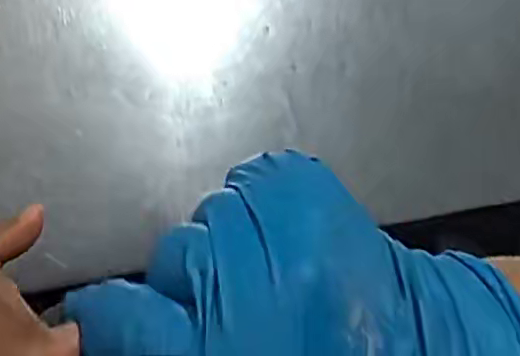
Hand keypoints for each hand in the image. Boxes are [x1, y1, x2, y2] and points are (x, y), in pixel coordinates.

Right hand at [62, 152, 519, 355]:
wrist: (423, 343)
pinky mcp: (304, 181)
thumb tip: (112, 340)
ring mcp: (278, 221)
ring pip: (212, 210)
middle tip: (219, 297)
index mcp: (221, 345)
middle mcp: (244, 278)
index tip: (96, 313)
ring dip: (227, 236)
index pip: (127, 319)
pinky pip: (251, 180)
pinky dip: (258, 201)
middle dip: (187, 276)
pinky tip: (282, 233)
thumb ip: (180, 351)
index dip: (105, 315)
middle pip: (174, 253)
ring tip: (262, 264)